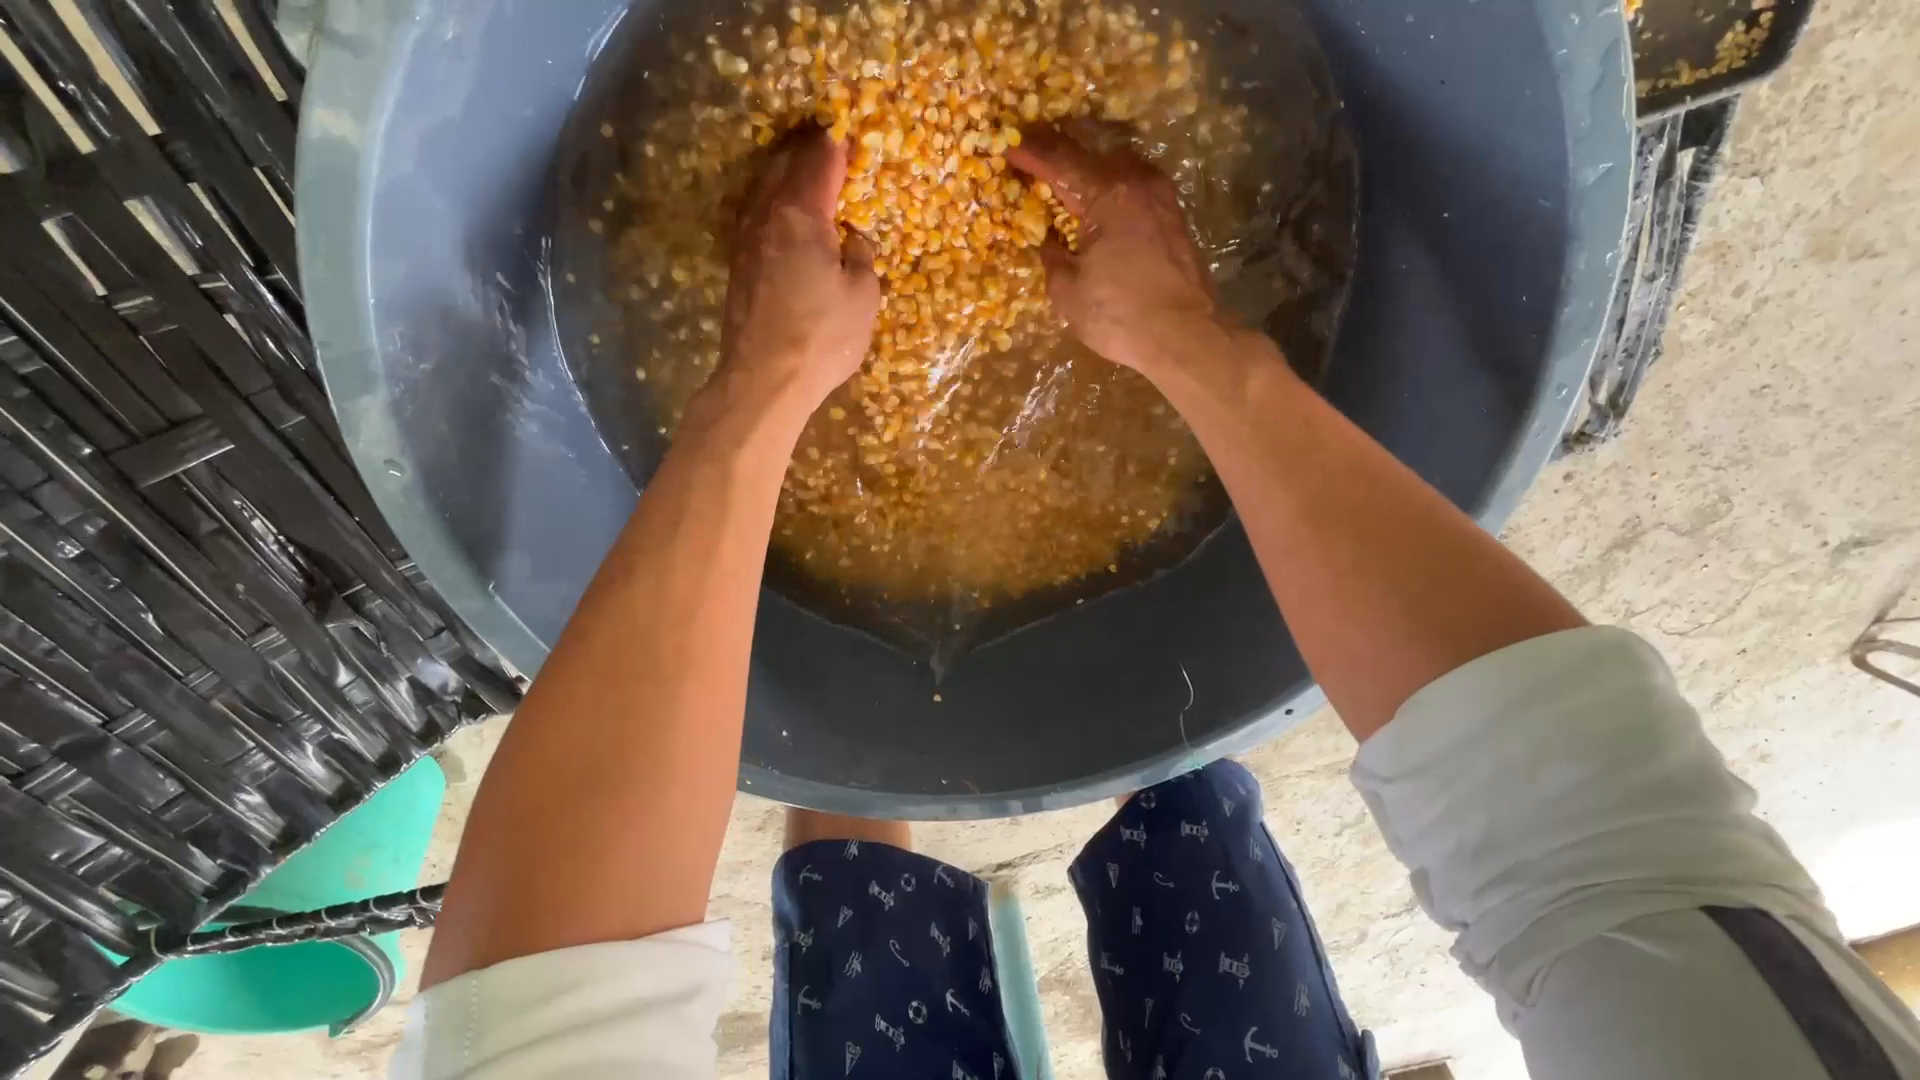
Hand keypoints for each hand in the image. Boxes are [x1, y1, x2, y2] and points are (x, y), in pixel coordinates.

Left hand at [718, 128, 882, 411]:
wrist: (764, 379)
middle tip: (832, 146)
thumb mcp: (863, 296)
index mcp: (801, 213)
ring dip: (787, 176)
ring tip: (809, 175)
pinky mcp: (739, 266)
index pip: (820, 160)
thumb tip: (851, 239)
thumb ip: (861, 256)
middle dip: (809, 152)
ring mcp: (746, 240)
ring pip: (765, 189)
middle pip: (785, 165)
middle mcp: (767, 216)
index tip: (853, 135)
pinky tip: (788, 217)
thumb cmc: (822, 337)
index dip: (839, 144)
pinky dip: (775, 205)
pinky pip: (758, 216)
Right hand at [1008, 125, 1235, 381]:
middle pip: (1091, 156)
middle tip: (1032, 160)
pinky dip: (1110, 191)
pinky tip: (1097, 206)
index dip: (1030, 154)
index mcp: (1109, 193)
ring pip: (1117, 169)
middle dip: (1059, 157)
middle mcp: (1138, 183)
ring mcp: (1162, 198)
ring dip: (1088, 172)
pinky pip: (1133, 190)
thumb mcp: (1068, 291)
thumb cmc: (1121, 315)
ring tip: (1063, 182)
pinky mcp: (1174, 218)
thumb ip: (1052, 257)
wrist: (1185, 337)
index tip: (1008, 146)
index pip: (1060, 161)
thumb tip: (1049, 242)